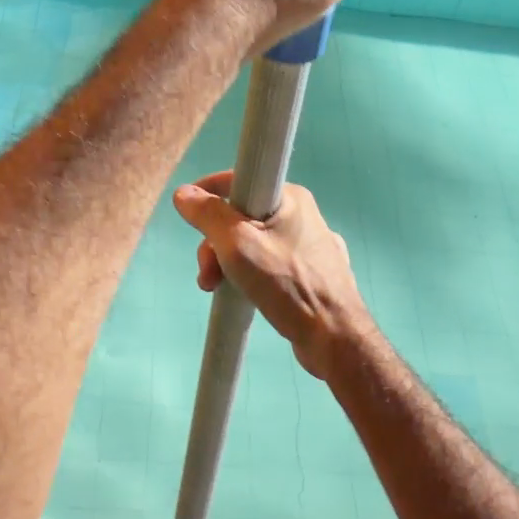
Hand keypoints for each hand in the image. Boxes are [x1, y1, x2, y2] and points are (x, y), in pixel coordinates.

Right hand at [173, 172, 376, 380]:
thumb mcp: (237, 244)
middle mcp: (302, 215)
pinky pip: (269, 264)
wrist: (334, 338)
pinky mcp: (312, 274)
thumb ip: (208, 215)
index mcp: (290, 197)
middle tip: (207, 271)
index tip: (190, 215)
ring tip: (218, 288)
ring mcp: (309, 246)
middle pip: (241, 216)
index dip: (210, 193)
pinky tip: (244, 295)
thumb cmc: (286, 283)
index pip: (240, 180)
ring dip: (228, 262)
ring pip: (253, 243)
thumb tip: (184, 193)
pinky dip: (250, 275)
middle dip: (215, 242)